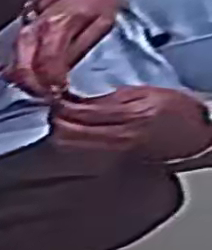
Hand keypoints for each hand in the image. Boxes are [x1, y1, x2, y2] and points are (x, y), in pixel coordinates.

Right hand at [7, 0, 120, 97]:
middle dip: (34, 88)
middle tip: (49, 98)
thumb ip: (80, 48)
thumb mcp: (102, 21)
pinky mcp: (16, 46)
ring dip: (27, 84)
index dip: (52, 82)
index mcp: (55, 29)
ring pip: (14, 71)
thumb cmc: (91, 0)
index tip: (60, 94)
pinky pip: (14, 66)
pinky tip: (36, 82)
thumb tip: (64, 73)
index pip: (47, 63)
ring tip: (44, 92)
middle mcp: (30, 37)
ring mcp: (19, 41)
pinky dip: (23, 77)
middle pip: (22, 71)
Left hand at [52, 86, 211, 159]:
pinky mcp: (109, 155)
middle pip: (67, 130)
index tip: (54, 99)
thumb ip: (109, 97)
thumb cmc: (174, 109)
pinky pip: (75, 149)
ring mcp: (113, 147)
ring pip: (66, 142)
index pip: (82, 112)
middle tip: (53, 111)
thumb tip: (74, 98)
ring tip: (58, 121)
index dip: (62, 106)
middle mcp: (122, 133)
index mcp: (134, 112)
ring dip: (56, 131)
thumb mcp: (147, 94)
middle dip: (55, 119)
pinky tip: (66, 132)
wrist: (197, 133)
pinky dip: (65, 140)